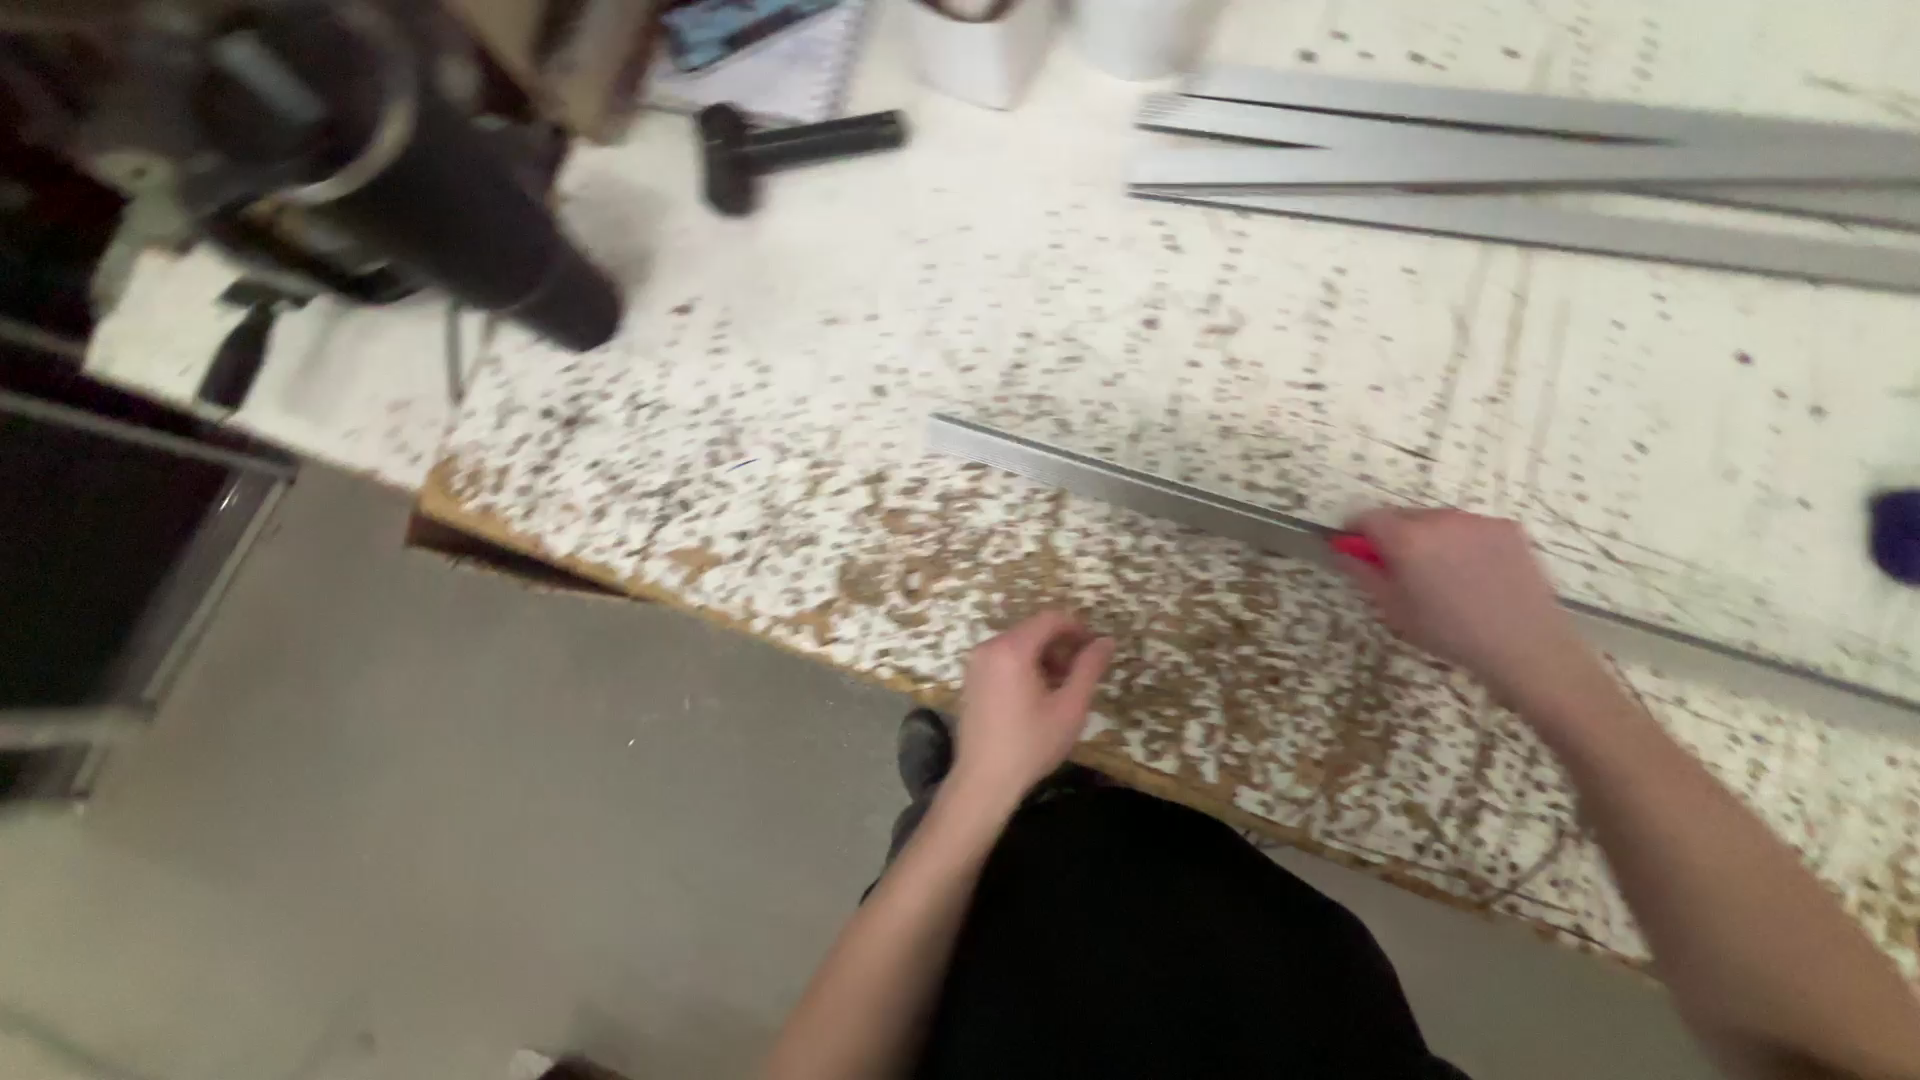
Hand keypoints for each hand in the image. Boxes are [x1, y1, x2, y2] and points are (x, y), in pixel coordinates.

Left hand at [949, 611, 1114, 805]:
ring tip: (1062, 688)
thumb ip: (1089, 668)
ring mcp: (976, 663)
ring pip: (1018, 645)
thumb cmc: (1031, 744)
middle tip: (1081, 674)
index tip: (1096, 649)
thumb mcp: (1070, 707)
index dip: (1078, 628)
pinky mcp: (971, 679)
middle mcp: (989, 648)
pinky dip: (1025, 667)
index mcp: (1012, 649)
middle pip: (1033, 630)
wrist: (984, 780)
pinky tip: (1038, 696)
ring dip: (1045, 657)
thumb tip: (1106, 641)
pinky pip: (1003, 659)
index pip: (1050, 619)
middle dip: (1061, 646)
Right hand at [1338, 508, 1613, 713]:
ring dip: (1429, 537)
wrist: (1524, 644)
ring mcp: (1476, 521)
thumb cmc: (1448, 632)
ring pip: (1437, 520)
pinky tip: (1474, 573)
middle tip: (1402, 569)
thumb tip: (1342, 551)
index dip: (1356, 532)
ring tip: (1443, 574)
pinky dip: (1462, 542)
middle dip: (1393, 535)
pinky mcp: (1507, 527)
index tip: (1357, 551)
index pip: (1366, 517)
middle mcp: (1439, 519)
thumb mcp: (1393, 609)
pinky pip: (1470, 527)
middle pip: (1402, 515)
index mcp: (1405, 539)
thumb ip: (1363, 573)